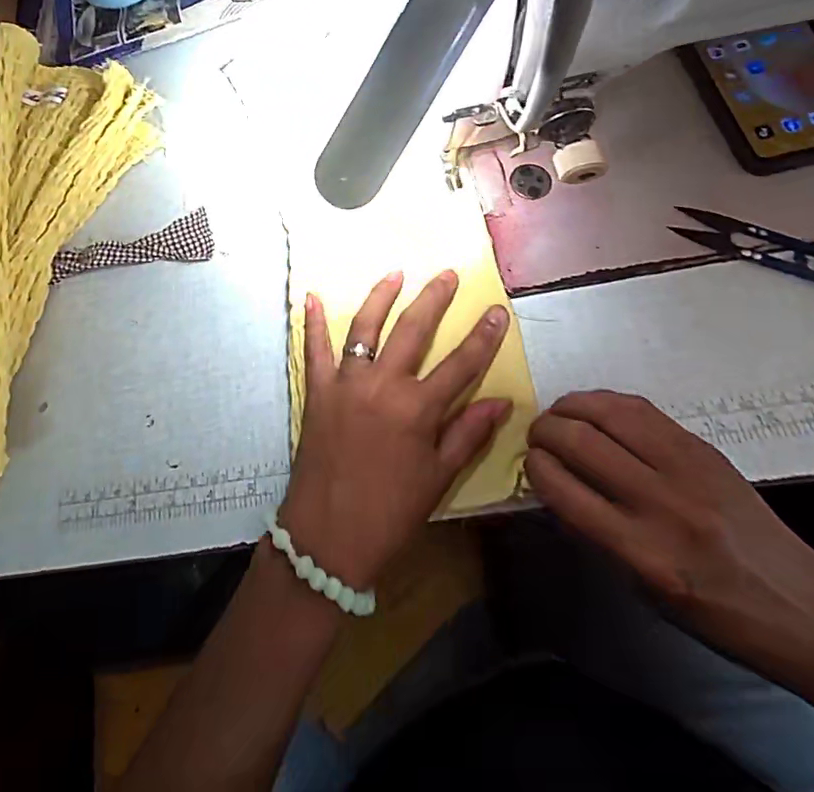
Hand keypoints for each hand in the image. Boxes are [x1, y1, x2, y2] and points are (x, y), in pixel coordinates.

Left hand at [283, 270, 511, 589]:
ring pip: (365, 328)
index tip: (497, 310)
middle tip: (448, 275)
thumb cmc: (391, 512)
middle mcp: (383, 385)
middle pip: (414, 330)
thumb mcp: (438, 477)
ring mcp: (346, 385)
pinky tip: (311, 297)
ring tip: (395, 274)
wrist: (327, 538)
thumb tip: (502, 402)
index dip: (483, 336)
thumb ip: (468, 433)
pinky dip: (312, 323)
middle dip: (434, 299)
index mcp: (418, 408)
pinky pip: (314, 351)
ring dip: (381, 297)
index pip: (461, 363)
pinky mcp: (317, 393)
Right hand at [525, 390, 813, 675]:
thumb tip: (556, 487)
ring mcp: (688, 469)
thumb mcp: (642, 589)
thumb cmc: (713, 613)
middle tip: (537, 435)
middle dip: (545, 430)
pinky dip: (609, 403)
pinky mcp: (705, 448)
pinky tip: (597, 410)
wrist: (798, 605)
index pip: (564, 491)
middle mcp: (662, 504)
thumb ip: (596, 535)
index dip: (535, 468)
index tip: (528, 463)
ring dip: (572, 406)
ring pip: (611, 413)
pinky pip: (644, 411)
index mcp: (642, 553)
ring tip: (559, 413)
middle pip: (581, 442)